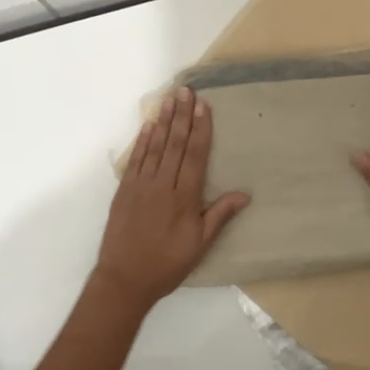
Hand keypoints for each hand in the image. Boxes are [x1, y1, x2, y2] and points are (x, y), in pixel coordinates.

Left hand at [93, 87, 249, 307]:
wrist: (124, 279)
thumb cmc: (167, 264)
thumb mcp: (200, 245)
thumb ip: (219, 215)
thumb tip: (245, 194)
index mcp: (184, 197)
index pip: (195, 155)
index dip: (200, 129)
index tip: (203, 106)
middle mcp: (163, 185)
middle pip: (175, 144)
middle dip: (182, 116)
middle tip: (186, 90)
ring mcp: (141, 186)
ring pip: (155, 146)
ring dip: (163, 121)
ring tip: (169, 98)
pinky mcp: (124, 191)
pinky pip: (136, 159)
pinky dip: (143, 140)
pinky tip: (149, 126)